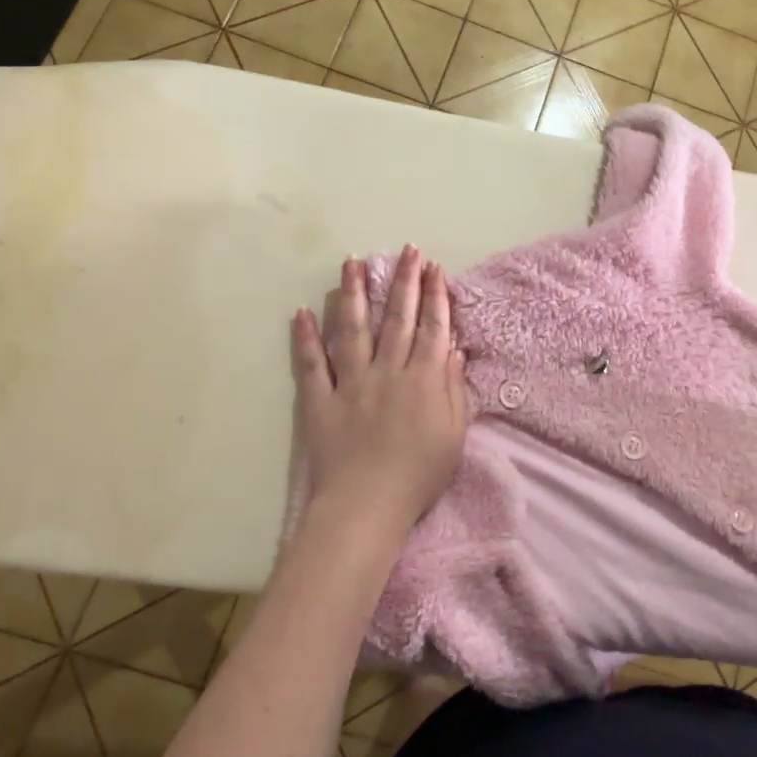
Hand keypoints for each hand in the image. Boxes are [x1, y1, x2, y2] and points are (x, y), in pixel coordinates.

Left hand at [291, 245, 468, 538]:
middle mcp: (387, 370)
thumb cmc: (419, 475)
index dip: (435, 296)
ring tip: (352, 263)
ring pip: (352, 330)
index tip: (435, 268)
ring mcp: (351, 382)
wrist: (367, 505)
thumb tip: (455, 351)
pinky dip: (305, 337)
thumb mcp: (454, 435)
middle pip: (396, 318)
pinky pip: (312, 364)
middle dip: (403, 281)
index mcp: (422, 379)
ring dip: (353, 294)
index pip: (432, 328)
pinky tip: (301, 311)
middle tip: (407, 251)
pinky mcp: (321, 400)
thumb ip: (454, 390)